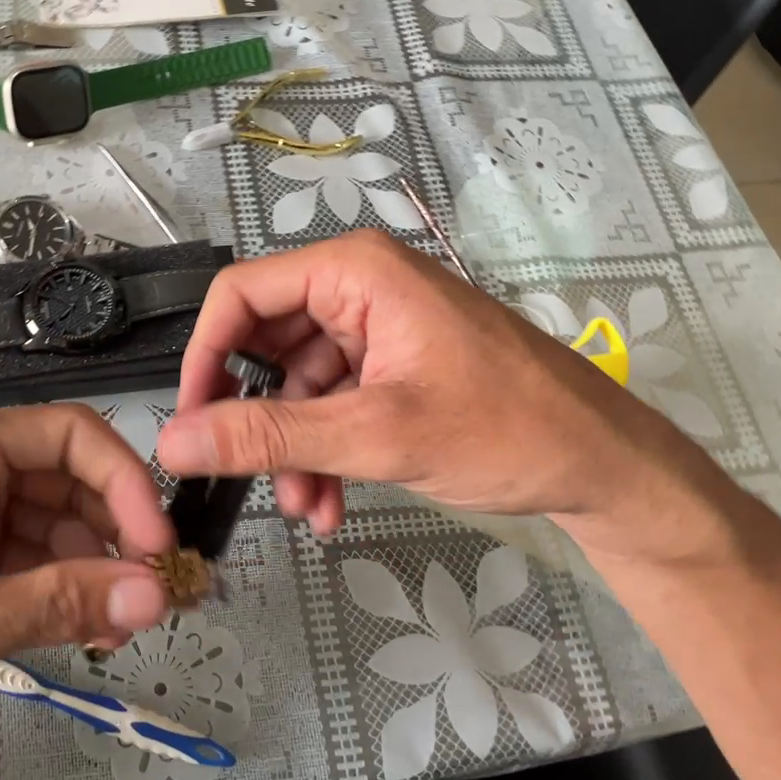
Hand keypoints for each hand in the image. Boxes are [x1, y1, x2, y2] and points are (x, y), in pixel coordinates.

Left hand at [0, 405, 175, 745]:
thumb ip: (50, 607)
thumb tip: (151, 596)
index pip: (69, 434)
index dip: (126, 482)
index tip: (158, 549)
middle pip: (69, 479)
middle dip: (116, 534)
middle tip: (155, 603)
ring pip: (55, 521)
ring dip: (93, 568)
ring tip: (122, 628)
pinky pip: (27, 555)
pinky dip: (60, 588)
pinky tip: (83, 627)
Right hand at [156, 231, 722, 545]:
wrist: (607, 467)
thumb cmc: (502, 430)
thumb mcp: (375, 435)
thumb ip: (268, 437)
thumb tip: (173, 442)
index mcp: (354, 271)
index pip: (240, 295)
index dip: (203, 357)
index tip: (191, 424)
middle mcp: (359, 286)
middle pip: (266, 341)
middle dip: (256, 417)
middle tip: (240, 474)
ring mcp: (378, 326)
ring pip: (298, 382)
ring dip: (292, 447)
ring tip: (302, 508)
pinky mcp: (393, 363)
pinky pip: (333, 400)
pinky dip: (323, 449)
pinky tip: (329, 505)